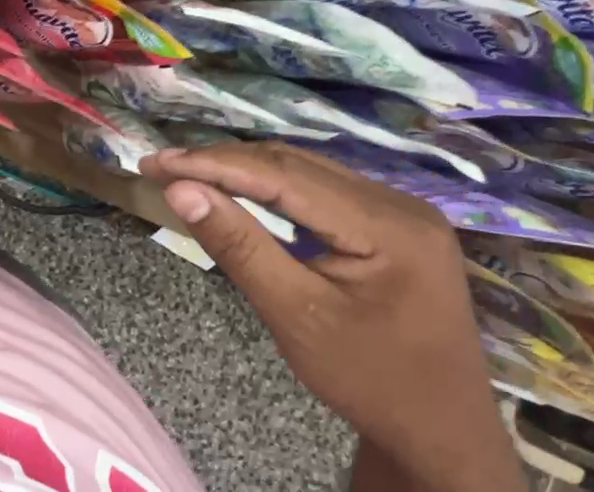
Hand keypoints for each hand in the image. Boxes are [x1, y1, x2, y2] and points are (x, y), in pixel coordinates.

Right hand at [141, 143, 527, 491]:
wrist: (440, 432)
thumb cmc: (368, 379)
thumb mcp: (294, 314)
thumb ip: (238, 245)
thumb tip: (178, 189)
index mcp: (389, 226)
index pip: (283, 175)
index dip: (212, 163)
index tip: (153, 163)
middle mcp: (401, 204)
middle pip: (294, 164)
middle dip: (221, 161)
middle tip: (159, 167)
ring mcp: (401, 211)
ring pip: (304, 170)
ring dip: (241, 169)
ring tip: (185, 174)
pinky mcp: (393, 224)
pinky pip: (318, 188)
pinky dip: (269, 185)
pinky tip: (235, 190)